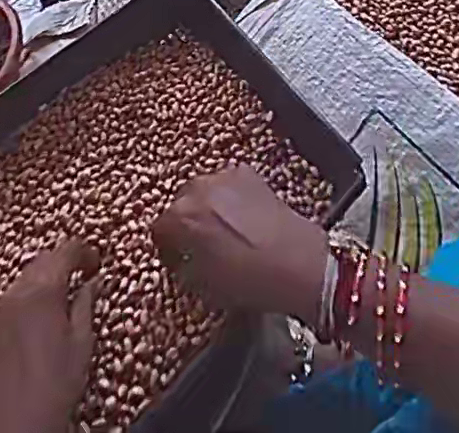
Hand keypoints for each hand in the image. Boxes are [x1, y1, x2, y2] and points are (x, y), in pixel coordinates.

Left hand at [0, 240, 100, 432]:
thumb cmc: (52, 391)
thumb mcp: (82, 344)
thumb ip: (86, 304)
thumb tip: (92, 282)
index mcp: (43, 291)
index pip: (66, 251)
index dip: (84, 252)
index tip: (95, 262)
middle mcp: (15, 296)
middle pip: (41, 262)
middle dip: (62, 263)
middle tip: (81, 276)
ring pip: (21, 284)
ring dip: (41, 284)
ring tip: (60, 303)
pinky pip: (6, 309)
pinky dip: (23, 307)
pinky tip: (35, 329)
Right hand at [152, 167, 327, 320]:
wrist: (298, 261)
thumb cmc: (251, 278)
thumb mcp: (205, 284)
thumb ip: (184, 265)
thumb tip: (181, 258)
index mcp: (183, 216)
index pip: (160, 227)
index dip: (166, 246)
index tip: (174, 257)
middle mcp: (200, 188)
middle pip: (180, 202)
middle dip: (185, 221)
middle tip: (197, 245)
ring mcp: (225, 176)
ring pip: (204, 190)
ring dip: (207, 206)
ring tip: (222, 230)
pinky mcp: (249, 173)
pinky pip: (227, 184)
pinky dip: (228, 196)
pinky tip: (242, 217)